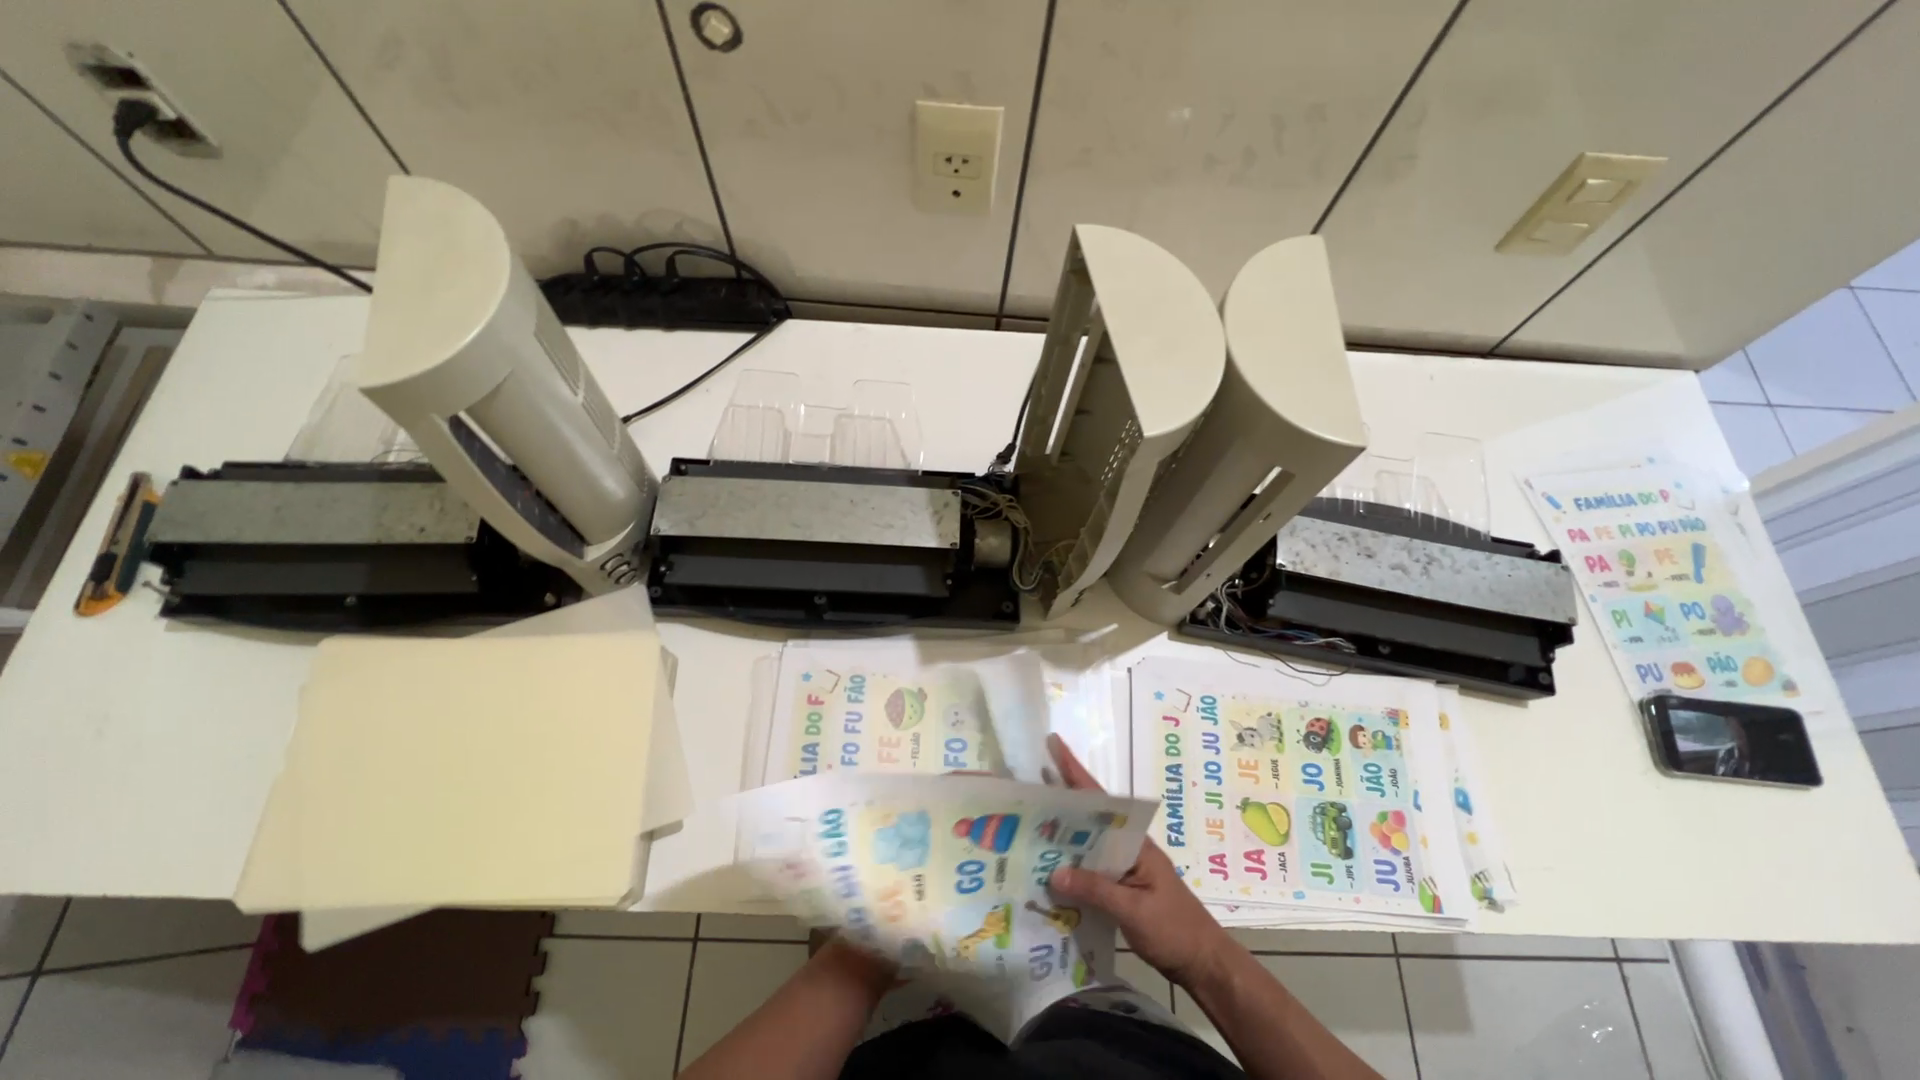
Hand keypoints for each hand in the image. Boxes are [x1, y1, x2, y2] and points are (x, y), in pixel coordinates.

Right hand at [1044, 734, 1235, 987]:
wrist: (1203, 963)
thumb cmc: (1175, 930)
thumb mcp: (1134, 910)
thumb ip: (1096, 889)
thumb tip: (1054, 871)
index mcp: (1135, 844)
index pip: (1101, 802)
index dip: (1076, 772)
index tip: (1055, 744)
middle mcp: (1128, 850)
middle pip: (1090, 819)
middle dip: (1060, 800)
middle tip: (1024, 788)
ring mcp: (1125, 870)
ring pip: (1087, 845)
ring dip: (1061, 836)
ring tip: (1026, 826)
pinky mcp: (1121, 891)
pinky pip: (1089, 870)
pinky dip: (1069, 867)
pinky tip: (1048, 872)